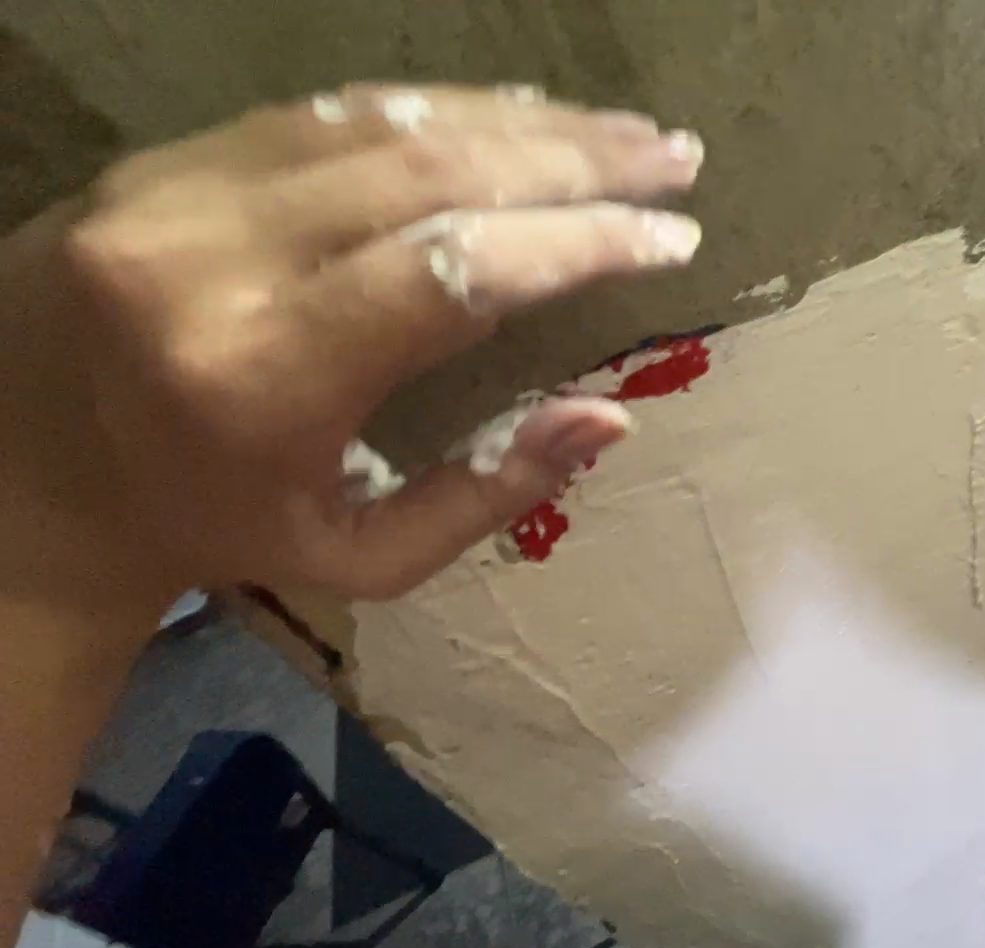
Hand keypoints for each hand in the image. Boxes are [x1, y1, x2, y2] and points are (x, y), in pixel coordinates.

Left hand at [0, 82, 701, 613]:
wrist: (11, 473)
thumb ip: (495, 488)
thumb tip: (614, 418)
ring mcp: (173, 191)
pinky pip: (335, 113)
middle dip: (578, 164)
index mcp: (263, 378)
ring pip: (388, 124)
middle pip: (432, 175)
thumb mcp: (374, 557)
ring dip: (530, 124)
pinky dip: (451, 110)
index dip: (579, 243)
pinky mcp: (170, 159)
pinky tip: (528, 116)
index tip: (672, 239)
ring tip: (630, 134)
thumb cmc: (222, 532)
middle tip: (676, 160)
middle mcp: (208, 260)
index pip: (454, 270)